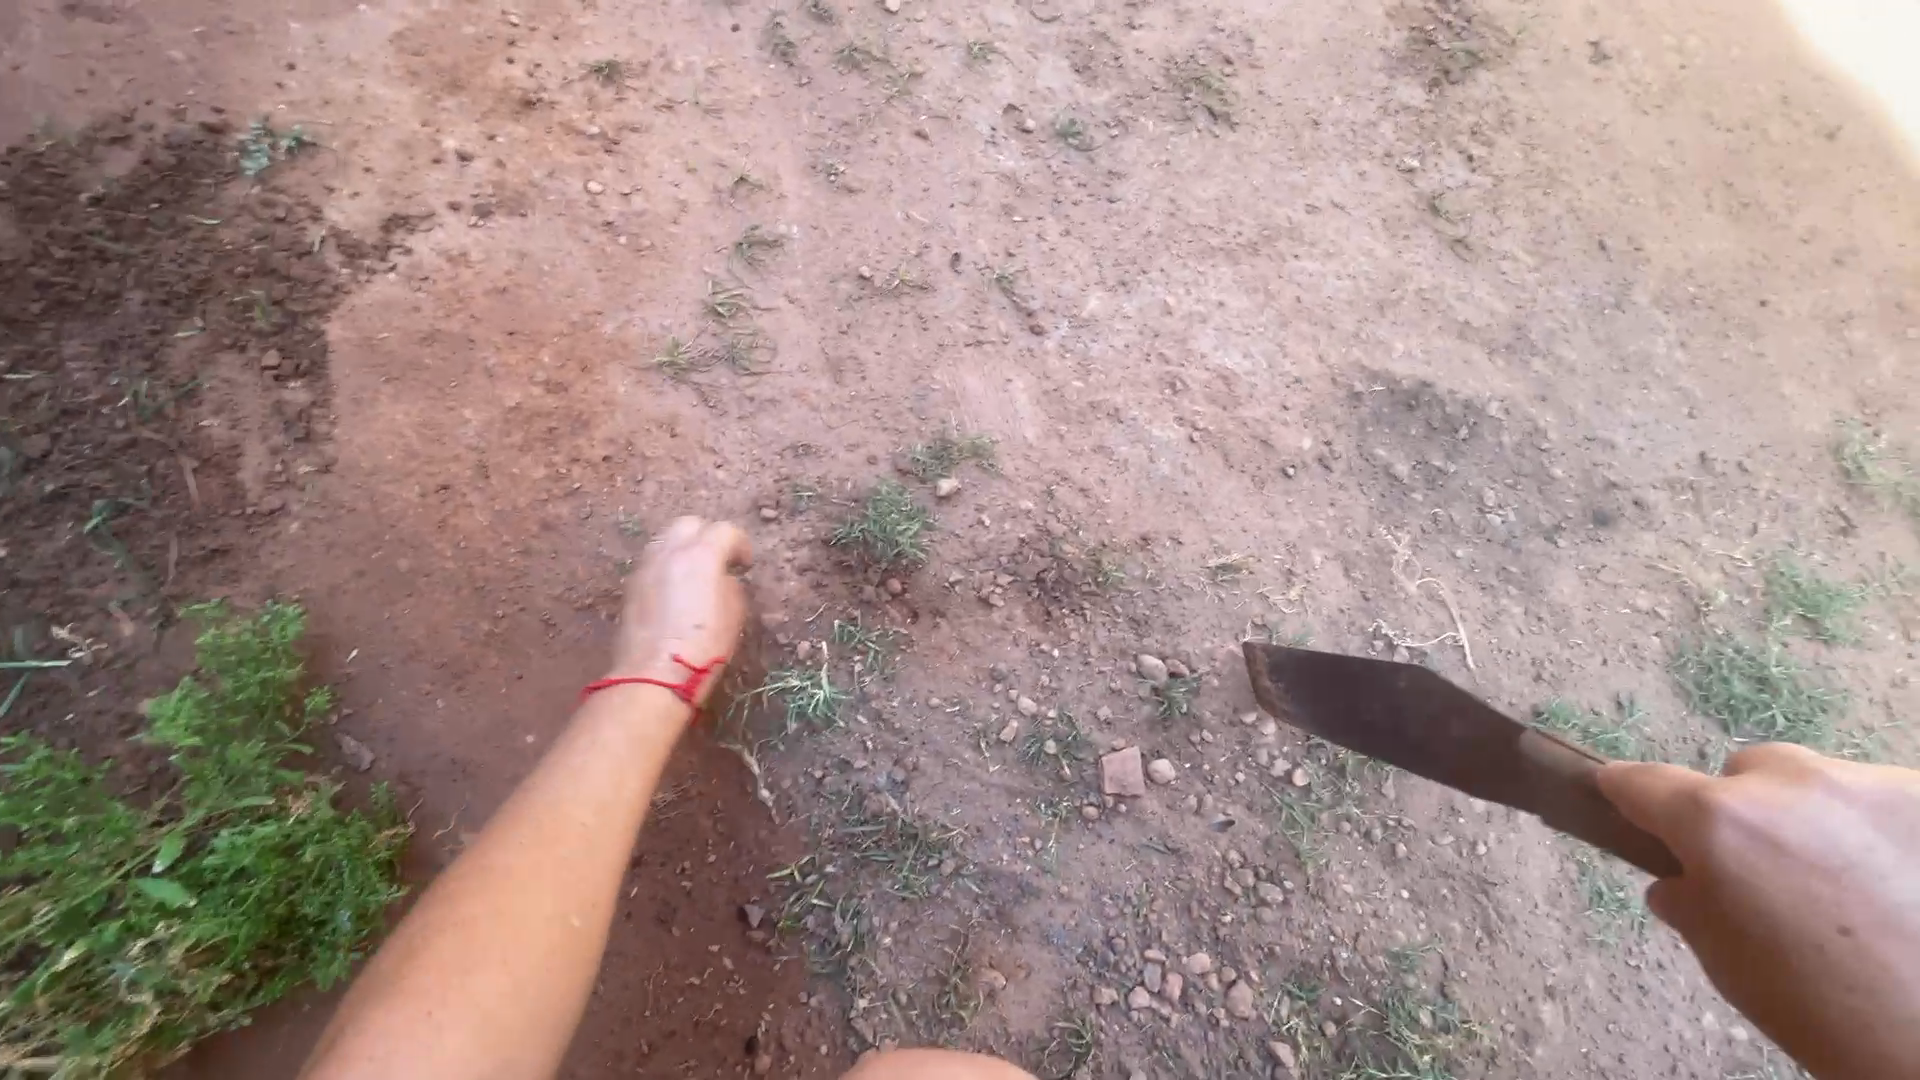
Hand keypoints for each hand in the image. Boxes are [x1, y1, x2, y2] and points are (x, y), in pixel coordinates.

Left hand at [609, 517, 751, 706]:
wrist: (655, 673)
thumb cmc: (705, 645)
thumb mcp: (734, 613)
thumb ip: (730, 584)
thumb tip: (721, 578)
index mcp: (702, 555)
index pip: (726, 530)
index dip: (741, 544)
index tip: (745, 564)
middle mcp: (671, 552)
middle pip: (690, 524)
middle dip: (708, 535)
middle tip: (719, 559)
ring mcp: (646, 566)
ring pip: (666, 539)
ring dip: (684, 547)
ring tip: (695, 571)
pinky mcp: (632, 585)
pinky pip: (653, 561)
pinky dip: (668, 564)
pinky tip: (676, 588)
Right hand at [1598, 745, 1919, 1079]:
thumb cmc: (1831, 1013)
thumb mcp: (1728, 960)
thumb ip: (1691, 901)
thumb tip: (1682, 881)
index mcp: (1715, 820)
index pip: (1636, 780)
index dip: (1625, 796)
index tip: (1626, 808)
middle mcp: (1787, 786)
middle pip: (1744, 771)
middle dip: (1747, 810)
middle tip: (1772, 871)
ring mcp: (1876, 788)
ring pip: (1822, 783)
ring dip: (1820, 817)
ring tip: (1856, 883)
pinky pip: (1890, 804)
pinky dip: (1887, 833)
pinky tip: (1904, 884)